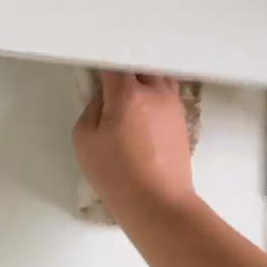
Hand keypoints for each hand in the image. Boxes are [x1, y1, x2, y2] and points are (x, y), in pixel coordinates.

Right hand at [73, 70, 199, 223]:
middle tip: (110, 77)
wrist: (158, 203)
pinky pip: (168, 93)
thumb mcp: (85, 140)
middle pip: (142, 63)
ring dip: (144, 76)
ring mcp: (173, 105)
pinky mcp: (182, 120)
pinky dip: (155, 91)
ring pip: (160, 75)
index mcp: (128, 94)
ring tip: (129, 89)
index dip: (101, 63)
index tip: (92, 69)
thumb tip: (104, 98)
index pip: (114, 64)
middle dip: (126, 66)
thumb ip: (92, 109)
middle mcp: (156, 92)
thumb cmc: (116, 173)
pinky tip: (143, 106)